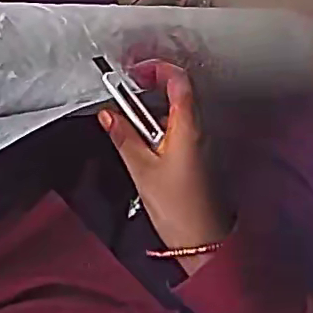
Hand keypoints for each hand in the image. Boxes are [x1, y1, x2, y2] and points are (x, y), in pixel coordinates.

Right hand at [97, 60, 230, 273]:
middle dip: (148, 88)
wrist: (204, 244)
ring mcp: (199, 142)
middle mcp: (198, 129)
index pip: (178, 80)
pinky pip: (177, 129)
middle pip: (177, 92)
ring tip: (128, 126)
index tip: (132, 74)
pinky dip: (158, 128)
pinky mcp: (196, 156)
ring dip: (150, 111)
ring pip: (175, 112)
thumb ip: (124, 136)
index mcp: (188, 126)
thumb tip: (108, 114)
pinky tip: (143, 145)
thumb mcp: (142, 169)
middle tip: (123, 96)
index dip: (155, 69)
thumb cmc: (177, 207)